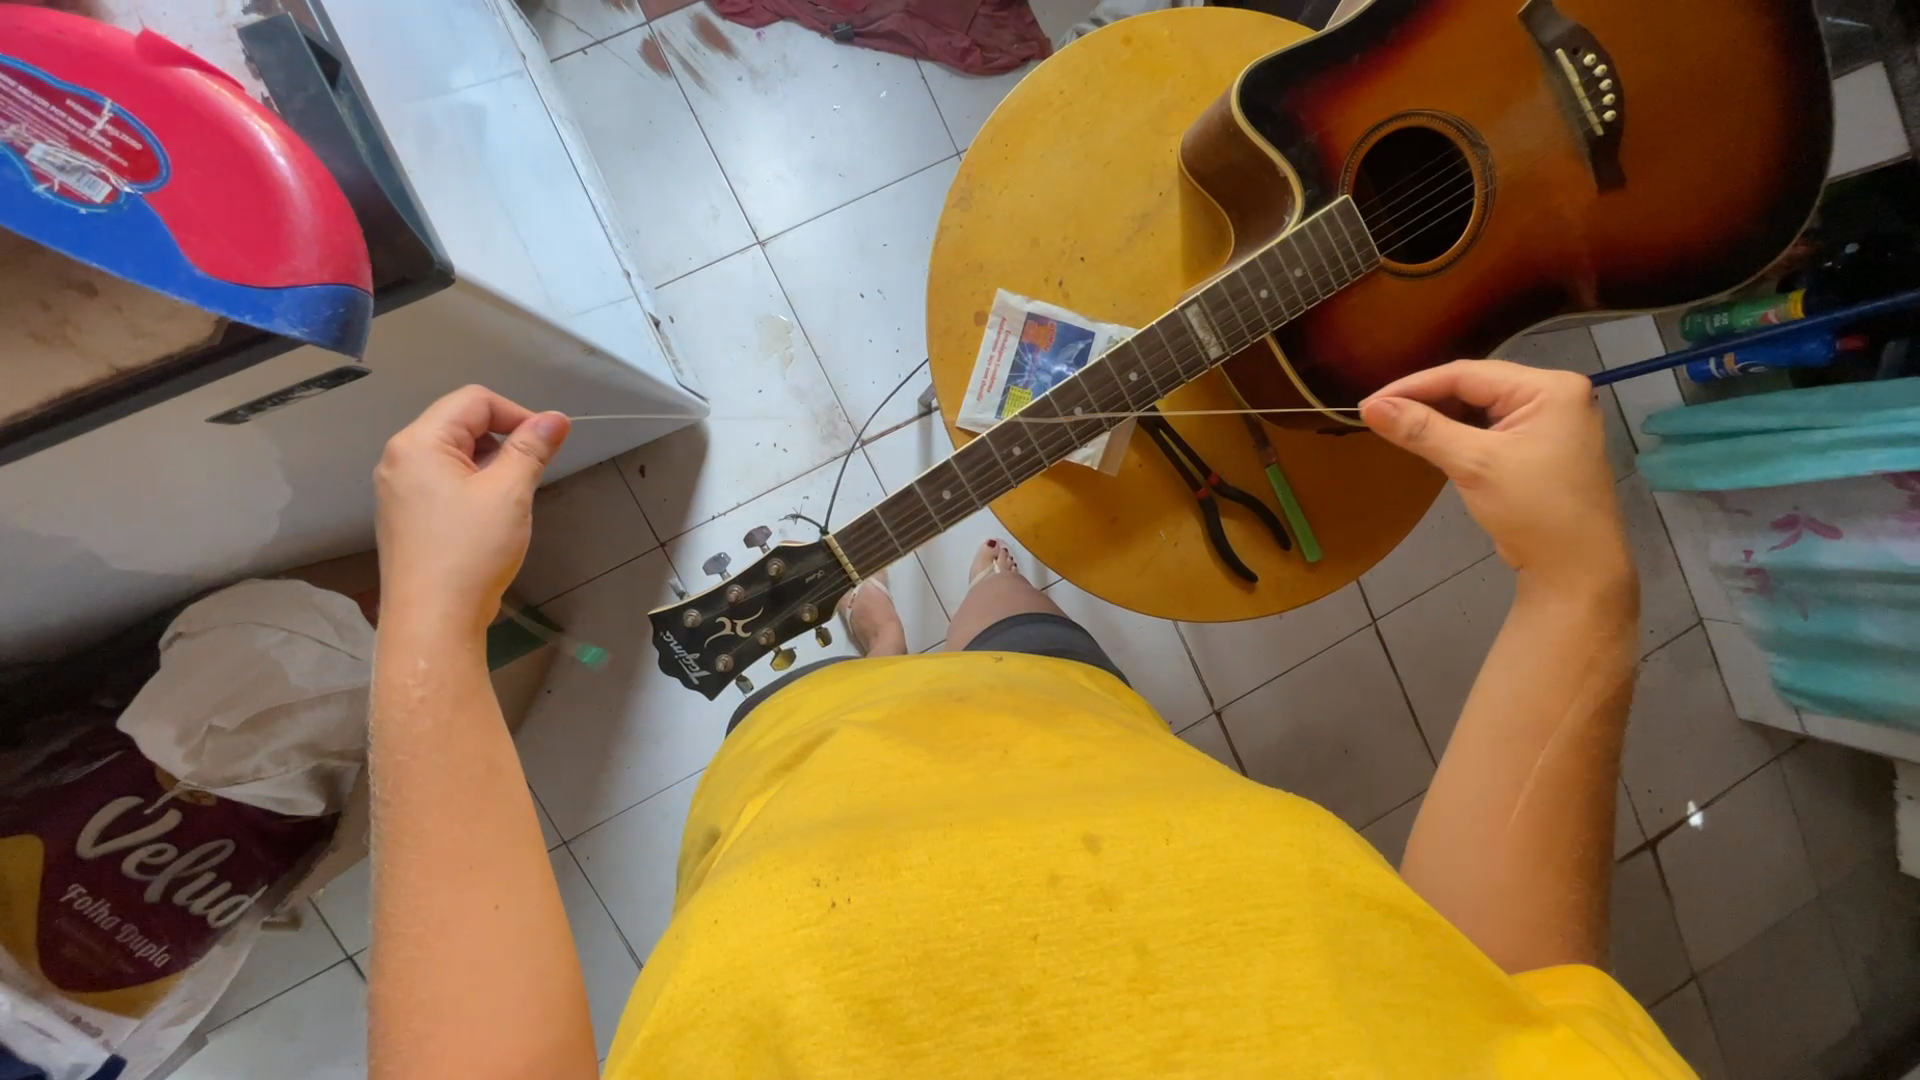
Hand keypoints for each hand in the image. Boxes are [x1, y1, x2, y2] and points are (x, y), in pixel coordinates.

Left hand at [374, 386, 569, 632]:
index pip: (474, 400)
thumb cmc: (472, 549)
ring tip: (515, 495)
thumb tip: (556, 419)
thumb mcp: (510, 493)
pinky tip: (492, 513)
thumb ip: (532, 449)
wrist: (434, 617)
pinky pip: (446, 478)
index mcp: (419, 443)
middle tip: (534, 471)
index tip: (547, 445)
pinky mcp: (408, 513)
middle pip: (461, 421)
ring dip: (493, 461)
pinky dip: (476, 482)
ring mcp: (400, 487)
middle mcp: (401, 457)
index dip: (518, 414)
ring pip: (456, 452)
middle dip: (506, 437)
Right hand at [1360, 360, 1631, 589]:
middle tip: (1375, 414)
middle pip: (1471, 386)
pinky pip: (1484, 426)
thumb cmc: (1532, 507)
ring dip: (1434, 416)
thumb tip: (1369, 408)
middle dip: (1422, 400)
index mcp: (1548, 388)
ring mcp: (1544, 420)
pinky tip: (1425, 437)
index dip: (1412, 386)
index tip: (1368, 403)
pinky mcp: (1533, 444)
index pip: (1466, 374)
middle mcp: (1551, 395)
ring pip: (1475, 406)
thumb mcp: (1473, 464)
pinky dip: (1452, 431)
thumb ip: (1421, 430)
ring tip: (1393, 424)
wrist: (1573, 564)